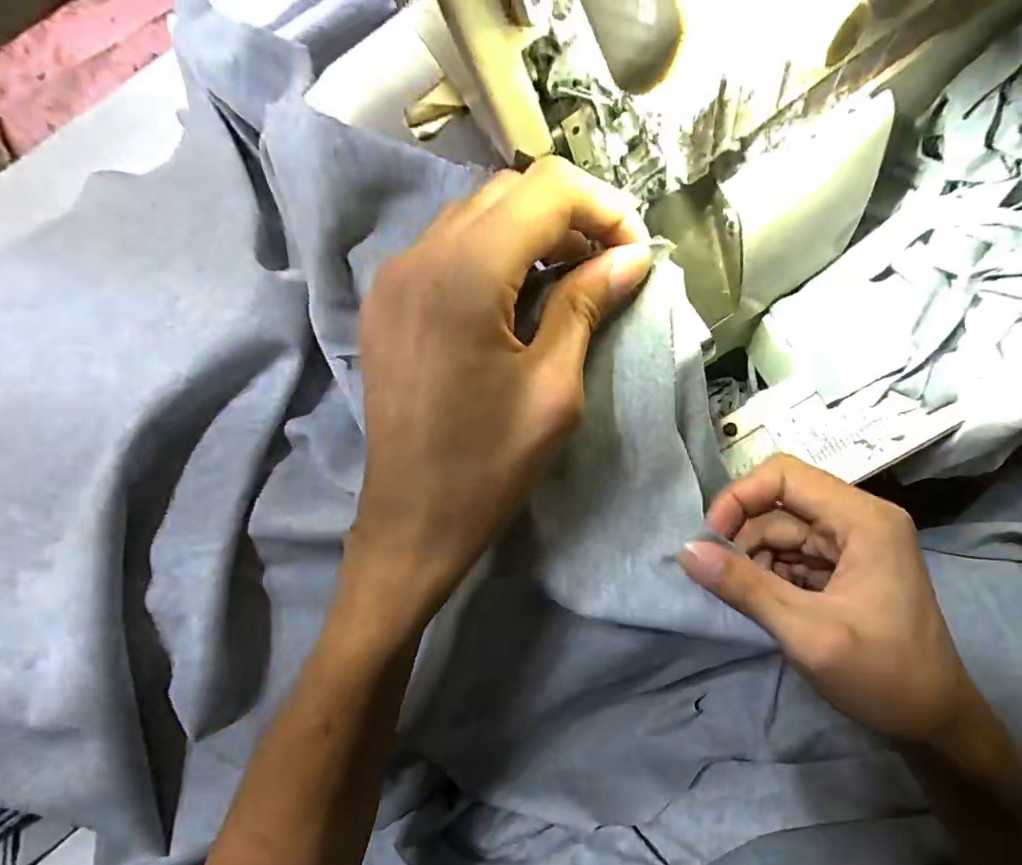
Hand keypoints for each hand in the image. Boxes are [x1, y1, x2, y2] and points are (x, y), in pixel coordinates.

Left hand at [352, 156, 657, 601]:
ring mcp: (394, 275)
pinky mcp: (386, 301)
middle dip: (571, 218)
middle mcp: (419, 254)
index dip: (604, 208)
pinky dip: (494, 255)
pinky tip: (519, 299)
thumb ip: (586, 307)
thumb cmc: (490, 465)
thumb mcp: (554, 389)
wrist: (412, 519)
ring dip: (532, 233)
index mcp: (465, 273)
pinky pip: (447, 249)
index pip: (547, 188)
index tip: (635, 253)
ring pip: (476, 215)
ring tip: (572, 282)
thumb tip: (631, 258)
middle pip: (509, 190)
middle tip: (609, 268)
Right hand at [677, 455, 1009, 763]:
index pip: (786, 475)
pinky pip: (796, 556)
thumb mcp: (806, 632)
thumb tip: (686, 551)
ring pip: (784, 532)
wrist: (933, 718)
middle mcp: (861, 520)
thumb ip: (745, 587)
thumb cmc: (881, 675)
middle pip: (781, 504)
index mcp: (863, 520)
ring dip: (754, 559)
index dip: (739, 498)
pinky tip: (760, 601)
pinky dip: (771, 574)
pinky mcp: (847, 570)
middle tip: (717, 577)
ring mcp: (855, 545)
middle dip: (743, 535)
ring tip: (742, 597)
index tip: (709, 540)